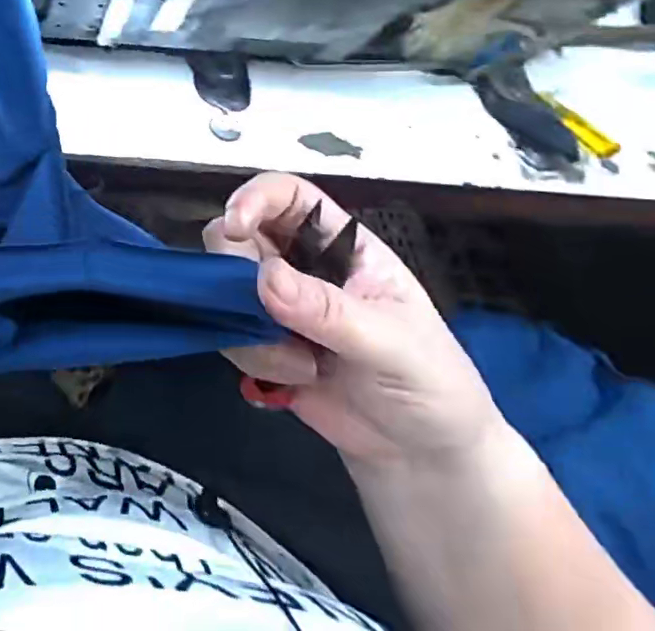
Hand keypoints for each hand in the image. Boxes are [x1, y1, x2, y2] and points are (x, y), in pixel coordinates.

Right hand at [204, 173, 502, 467]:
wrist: (422, 458)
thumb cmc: (433, 386)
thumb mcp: (395, 345)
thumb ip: (330, 311)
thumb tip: (265, 278)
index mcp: (340, 247)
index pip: (286, 196)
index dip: (254, 198)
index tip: (235, 226)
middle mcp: (298, 265)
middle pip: (235, 236)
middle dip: (238, 273)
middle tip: (267, 310)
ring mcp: (272, 304)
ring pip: (221, 287)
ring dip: (249, 327)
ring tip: (301, 364)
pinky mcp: (255, 339)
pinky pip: (224, 330)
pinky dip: (249, 356)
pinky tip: (293, 379)